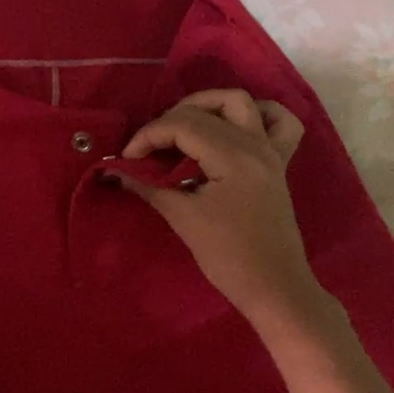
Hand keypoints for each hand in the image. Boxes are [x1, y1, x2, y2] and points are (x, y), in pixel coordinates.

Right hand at [115, 88, 321, 320]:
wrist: (275, 289)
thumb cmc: (228, 257)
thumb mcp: (183, 218)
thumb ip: (148, 186)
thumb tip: (114, 171)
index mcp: (233, 157)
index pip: (182, 125)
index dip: (148, 136)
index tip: (128, 159)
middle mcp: (255, 145)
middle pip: (203, 112)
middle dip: (167, 123)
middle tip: (148, 150)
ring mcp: (270, 152)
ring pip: (240, 103)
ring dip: (207, 105)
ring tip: (183, 126)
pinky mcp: (277, 164)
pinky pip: (279, 123)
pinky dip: (256, 115)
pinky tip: (231, 127)